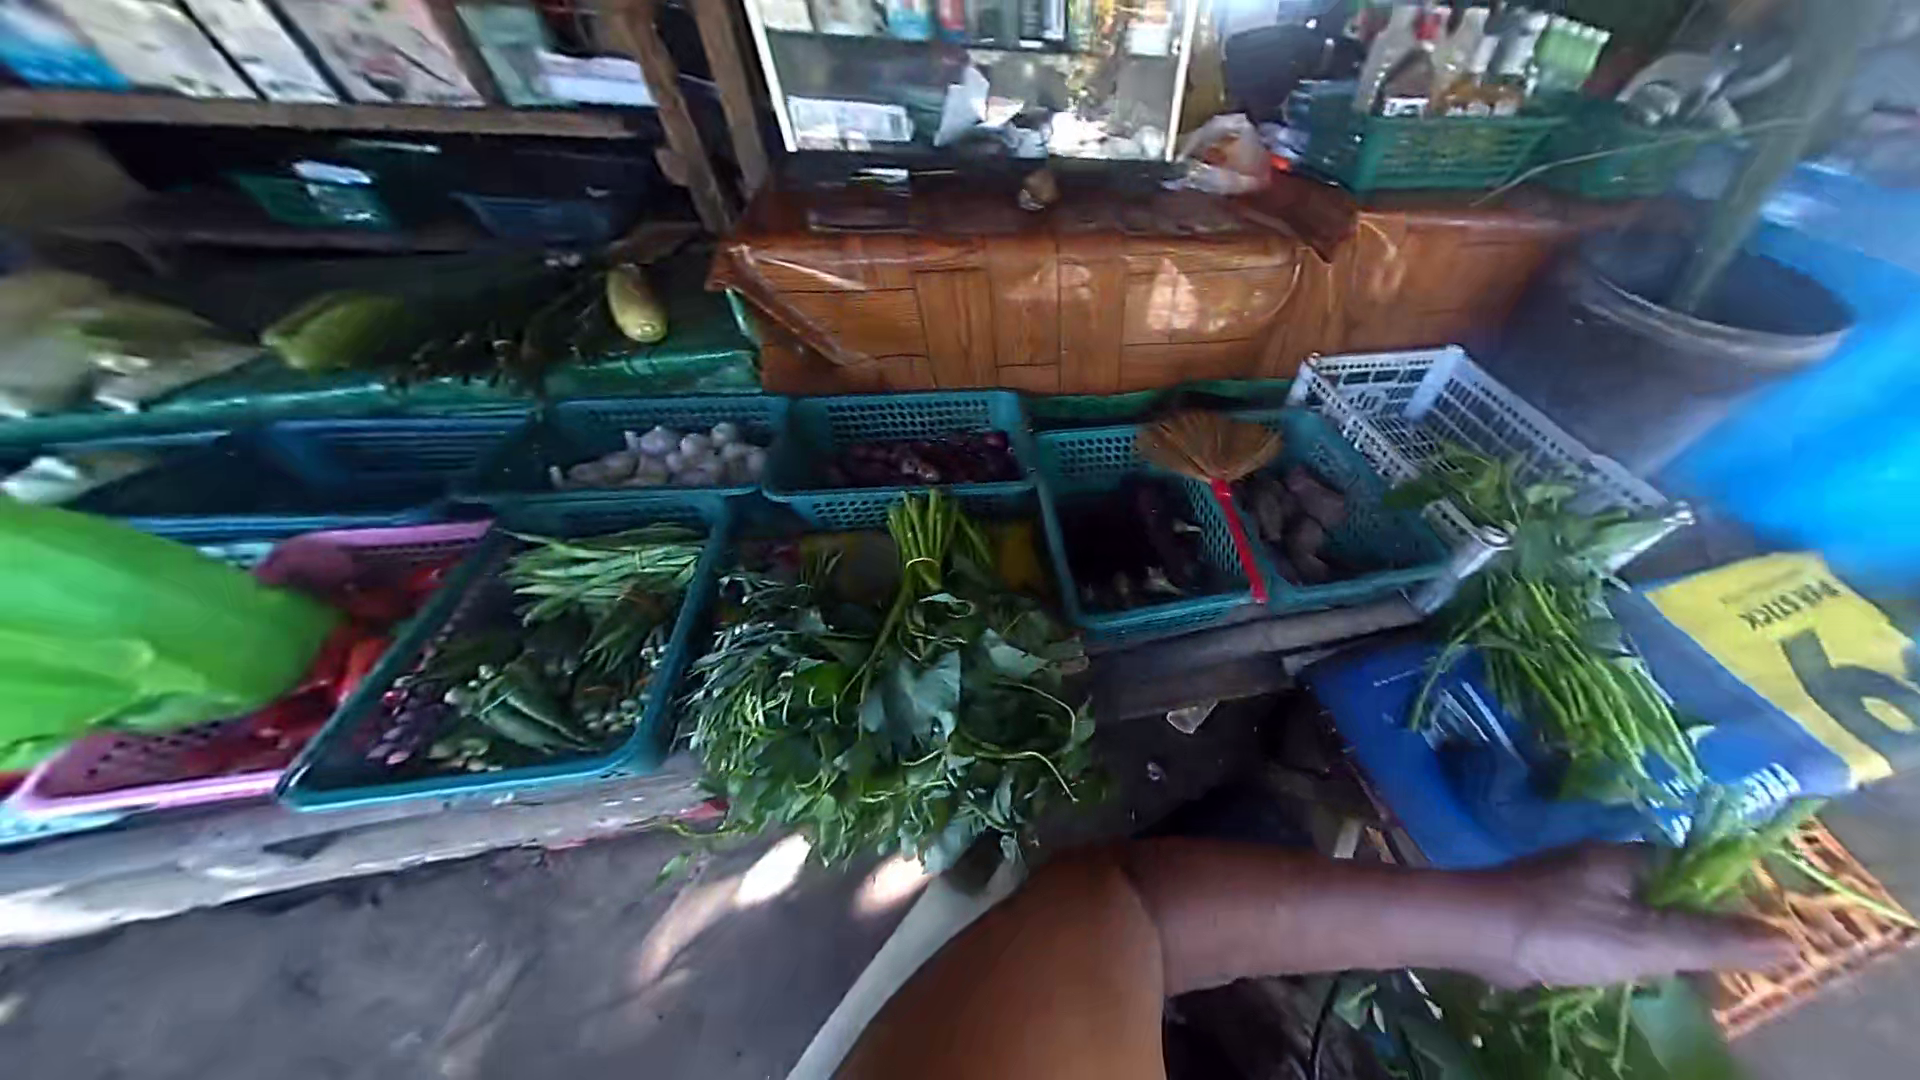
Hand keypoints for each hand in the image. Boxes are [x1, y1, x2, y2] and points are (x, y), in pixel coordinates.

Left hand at [1474, 845, 1796, 988]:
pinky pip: (1603, 929)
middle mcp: (1590, 865)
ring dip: (1660, 947)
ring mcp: (1565, 887)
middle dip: (1695, 931)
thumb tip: (1789, 936)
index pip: (1687, 867)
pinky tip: (1633, 977)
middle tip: (1719, 974)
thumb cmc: (1557, 927)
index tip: (1756, 941)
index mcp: (1615, 859)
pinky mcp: (1548, 911)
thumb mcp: (1646, 938)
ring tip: (1683, 982)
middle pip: (1662, 894)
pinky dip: (1625, 953)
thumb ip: (1712, 938)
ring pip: (1633, 915)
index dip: (1726, 900)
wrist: (1472, 928)